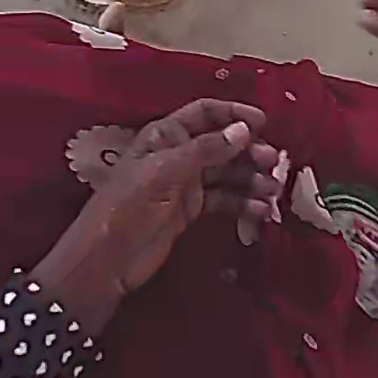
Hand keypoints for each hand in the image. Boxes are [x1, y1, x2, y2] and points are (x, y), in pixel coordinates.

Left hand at [34, 100, 279, 331]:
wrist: (104, 264)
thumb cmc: (126, 208)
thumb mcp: (164, 173)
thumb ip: (205, 150)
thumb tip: (244, 130)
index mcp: (166, 134)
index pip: (205, 113)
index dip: (233, 113)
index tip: (263, 122)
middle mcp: (179, 153)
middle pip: (222, 143)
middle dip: (249, 150)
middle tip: (273, 163)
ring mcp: (186, 182)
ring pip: (227, 172)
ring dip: (251, 178)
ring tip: (273, 190)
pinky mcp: (191, 210)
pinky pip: (224, 199)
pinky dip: (243, 203)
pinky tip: (260, 211)